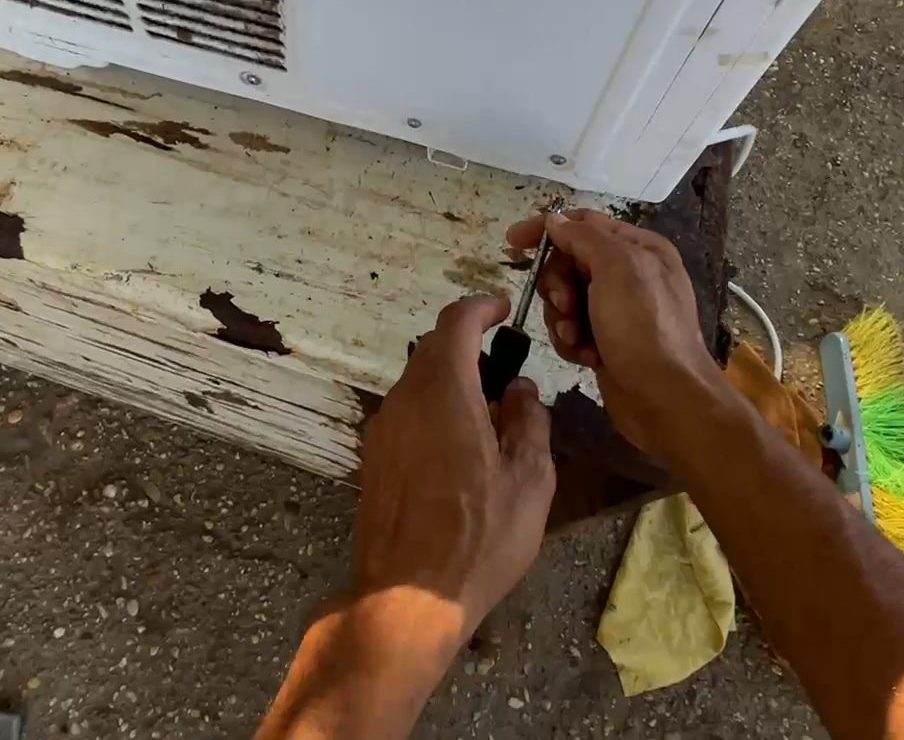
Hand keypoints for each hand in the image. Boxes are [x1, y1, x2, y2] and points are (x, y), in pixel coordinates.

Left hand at [257, 295, 554, 739]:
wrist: (407, 595)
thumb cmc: (479, 537)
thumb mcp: (529, 480)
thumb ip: (529, 421)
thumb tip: (520, 388)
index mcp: (444, 391)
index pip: (455, 322)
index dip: (480, 307)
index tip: (501, 310)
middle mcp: (405, 398)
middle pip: (435, 350)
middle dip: (470, 349)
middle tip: (505, 376)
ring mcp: (383, 427)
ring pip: (419, 382)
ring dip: (452, 383)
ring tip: (487, 421)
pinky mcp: (374, 455)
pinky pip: (407, 411)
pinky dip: (434, 409)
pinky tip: (457, 452)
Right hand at [506, 209, 720, 458]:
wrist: (666, 399)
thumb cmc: (644, 327)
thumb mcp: (617, 269)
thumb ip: (583, 238)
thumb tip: (553, 221)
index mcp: (639, 248)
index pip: (582, 224)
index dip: (545, 230)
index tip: (512, 245)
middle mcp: (629, 274)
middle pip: (568, 263)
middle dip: (558, 285)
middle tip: (565, 305)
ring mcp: (617, 310)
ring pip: (564, 299)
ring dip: (562, 318)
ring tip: (577, 337)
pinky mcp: (606, 341)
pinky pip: (571, 329)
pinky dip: (571, 341)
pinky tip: (585, 356)